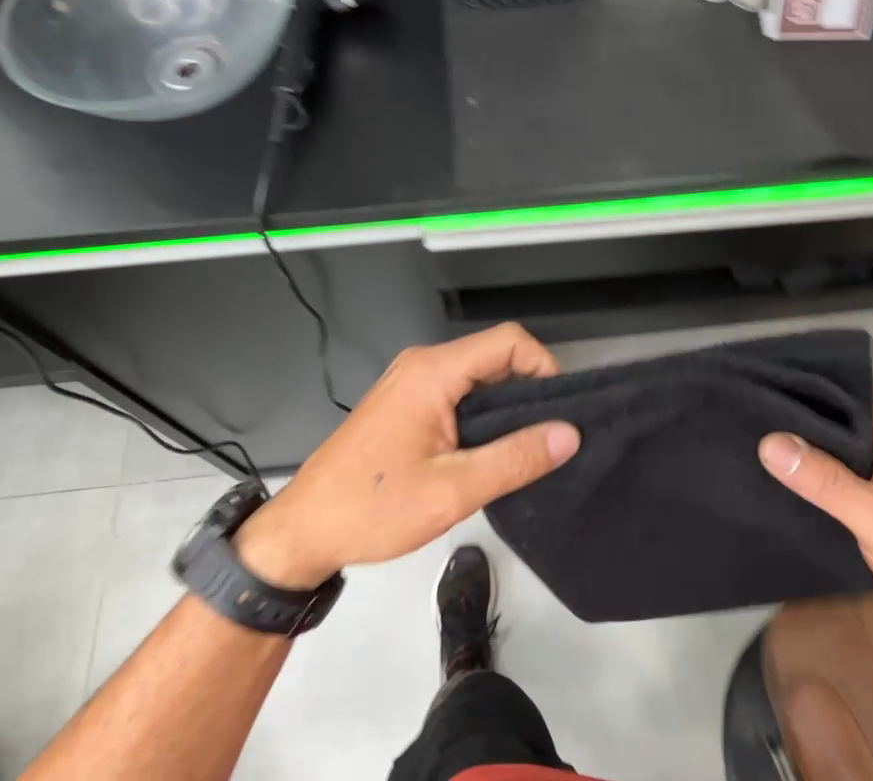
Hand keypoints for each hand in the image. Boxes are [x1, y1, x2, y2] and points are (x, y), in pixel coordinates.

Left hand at [233, 323, 580, 589]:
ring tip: (522, 453)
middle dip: (529, 391)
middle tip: (547, 440)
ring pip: (478, 379)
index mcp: (432, 373)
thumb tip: (567, 434)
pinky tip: (489, 456)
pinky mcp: (405, 407)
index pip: (509, 341)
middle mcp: (421, 367)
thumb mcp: (453, 490)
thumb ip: (515, 458)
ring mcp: (410, 385)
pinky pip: (458, 396)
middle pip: (495, 357)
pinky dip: (482, 417)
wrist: (305, 530)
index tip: (560, 412)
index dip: (544, 368)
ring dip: (505, 408)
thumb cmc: (371, 509)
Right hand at [758, 404, 872, 643]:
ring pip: (829, 450)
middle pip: (830, 423)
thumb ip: (823, 480)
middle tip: (738, 432)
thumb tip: (768, 443)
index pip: (838, 400)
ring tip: (744, 451)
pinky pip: (833, 473)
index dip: (795, 403)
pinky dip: (810, 479)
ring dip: (798, 457)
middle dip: (790, 431)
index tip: (747, 407)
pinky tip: (772, 480)